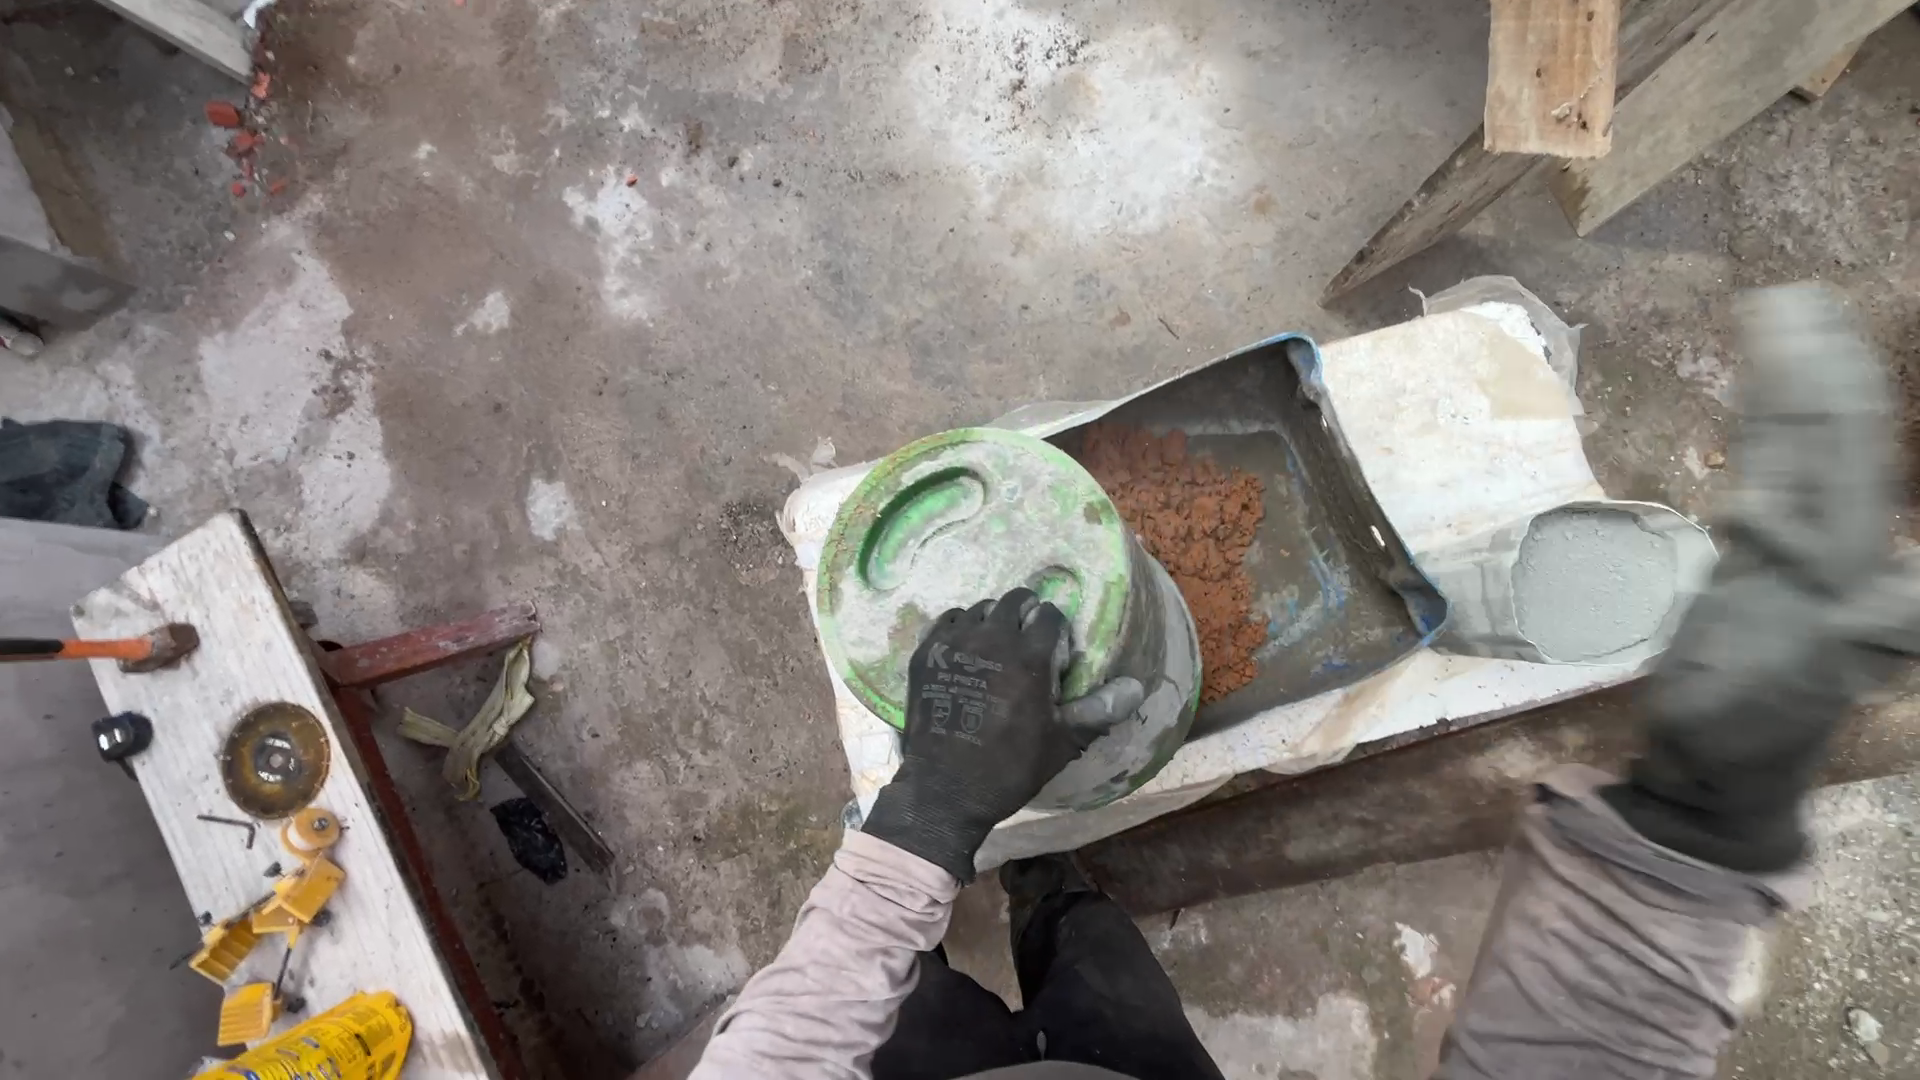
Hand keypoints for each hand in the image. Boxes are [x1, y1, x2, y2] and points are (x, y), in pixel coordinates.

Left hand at [860, 587, 1144, 880]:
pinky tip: (965, 648)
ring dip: (993, 619)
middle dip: (1026, 613)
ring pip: (980, 609)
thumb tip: (1136, 687)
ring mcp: (955, 643)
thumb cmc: (1010, 767)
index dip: (1056, 627)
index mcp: (1030, 657)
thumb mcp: (1062, 743)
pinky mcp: (926, 653)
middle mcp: (992, 639)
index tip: (1054, 647)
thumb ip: (1098, 710)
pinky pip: (948, 621)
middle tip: (1028, 639)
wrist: (947, 788)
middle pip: (1014, 601)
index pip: (1050, 614)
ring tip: (996, 644)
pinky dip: (960, 627)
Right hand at [1605, 285, 1919, 871]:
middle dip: (1816, 368)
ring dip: (1794, 387)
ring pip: (1806, 454)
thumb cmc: (1736, 739)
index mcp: (1842, 571)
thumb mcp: (1773, 702)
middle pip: (1832, 439)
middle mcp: (1838, 549)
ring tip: (1774, 324)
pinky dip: (1770, 436)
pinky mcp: (1761, 564)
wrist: (1718, 765)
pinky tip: (1770, 405)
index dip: (1825, 389)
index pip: (1841, 457)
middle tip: (1780, 300)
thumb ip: (1834, 652)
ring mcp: (1803, 554)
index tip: (1794, 324)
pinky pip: (1772, 484)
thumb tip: (1873, 593)